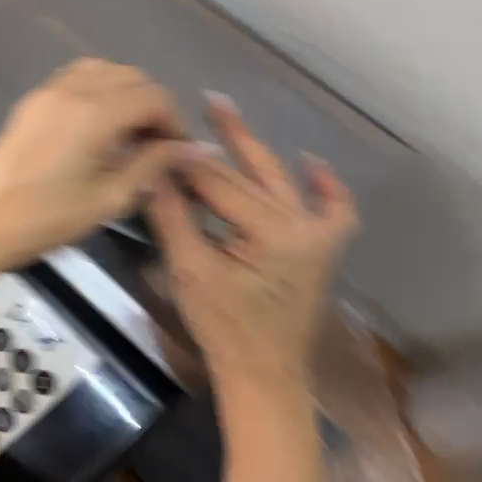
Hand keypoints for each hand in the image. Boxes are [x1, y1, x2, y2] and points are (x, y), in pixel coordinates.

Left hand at [0, 60, 185, 273]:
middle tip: (155, 144)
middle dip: (151, 105)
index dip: (173, 122)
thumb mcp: (109, 197)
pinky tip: (98, 126)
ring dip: (124, 92)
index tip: (176, 152)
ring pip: (101, 70)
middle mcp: (69, 91)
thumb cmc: (46, 218)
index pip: (153, 97)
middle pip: (130, 76)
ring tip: (128, 133)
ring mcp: (45, 93)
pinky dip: (96, 89)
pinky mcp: (29, 103)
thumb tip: (195, 148)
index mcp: (93, 113)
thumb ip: (153, 164)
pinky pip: (73, 79)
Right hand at [145, 94, 357, 393]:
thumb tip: (149, 170)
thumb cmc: (222, 327)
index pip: (214, 181)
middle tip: (183, 108)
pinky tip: (310, 162)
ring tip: (225, 112)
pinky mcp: (321, 249)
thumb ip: (172, 216)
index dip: (179, 159)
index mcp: (272, 230)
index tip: (151, 135)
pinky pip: (332, 209)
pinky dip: (323, 184)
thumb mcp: (188, 270)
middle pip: (243, 176)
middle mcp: (302, 224)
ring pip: (278, 180)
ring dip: (252, 148)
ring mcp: (317, 236)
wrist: (264, 373)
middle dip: (209, 147)